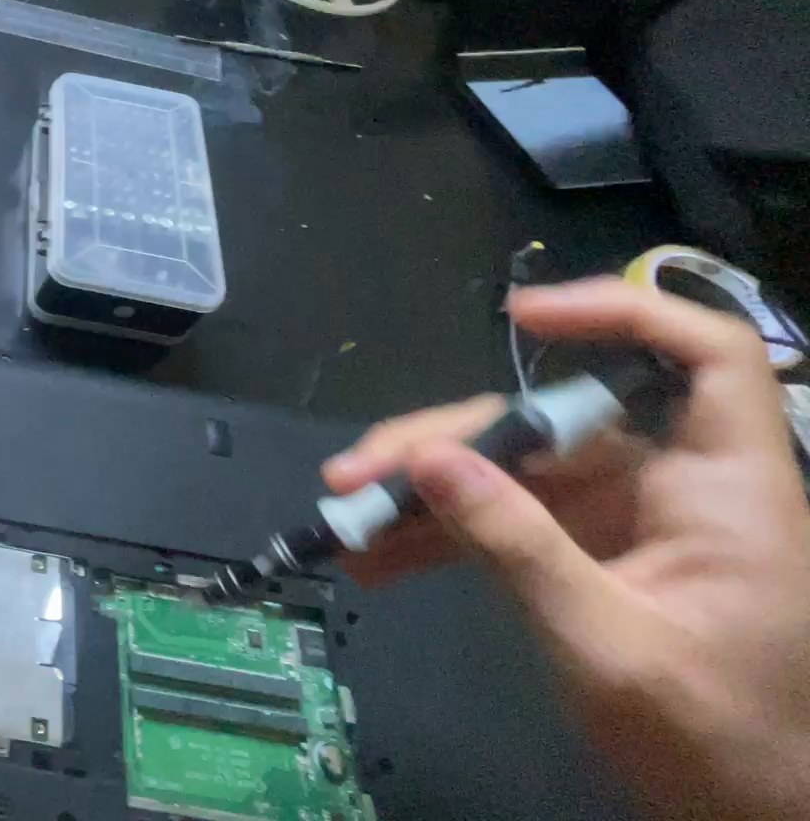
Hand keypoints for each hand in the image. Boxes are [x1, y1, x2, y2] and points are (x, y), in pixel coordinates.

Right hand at [322, 278, 809, 820]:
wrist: (743, 817)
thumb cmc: (716, 740)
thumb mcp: (609, 644)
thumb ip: (519, 547)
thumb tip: (428, 462)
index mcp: (720, 491)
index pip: (701, 362)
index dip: (620, 316)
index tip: (518, 317)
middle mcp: (661, 485)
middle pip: (539, 423)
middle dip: (436, 443)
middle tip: (350, 480)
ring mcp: (608, 516)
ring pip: (494, 467)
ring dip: (410, 492)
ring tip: (342, 524)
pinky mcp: (567, 546)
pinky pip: (484, 517)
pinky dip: (425, 534)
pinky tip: (371, 559)